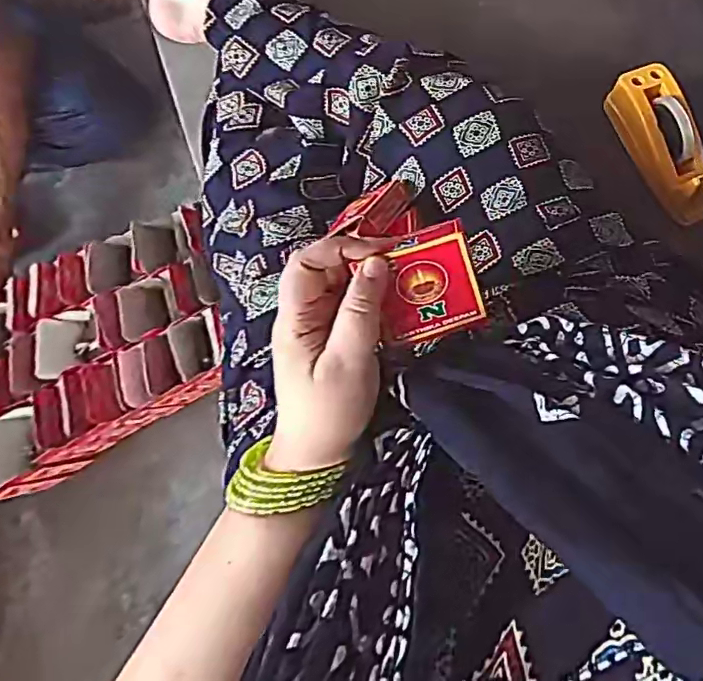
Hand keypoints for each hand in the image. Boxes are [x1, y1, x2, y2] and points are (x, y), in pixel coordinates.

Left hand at [265, 236, 390, 471]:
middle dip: (362, 256)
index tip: (378, 252)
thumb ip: (361, 309)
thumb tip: (375, 262)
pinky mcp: (336, 333)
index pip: (305, 262)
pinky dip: (378, 294)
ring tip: (406, 274)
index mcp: (295, 318)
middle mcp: (305, 314)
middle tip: (400, 258)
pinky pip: (356, 301)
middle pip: (326, 266)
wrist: (319, 455)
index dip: (340, 248)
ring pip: (344, 281)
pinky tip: (400, 297)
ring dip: (374, 274)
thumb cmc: (329, 411)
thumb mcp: (349, 359)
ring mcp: (320, 323)